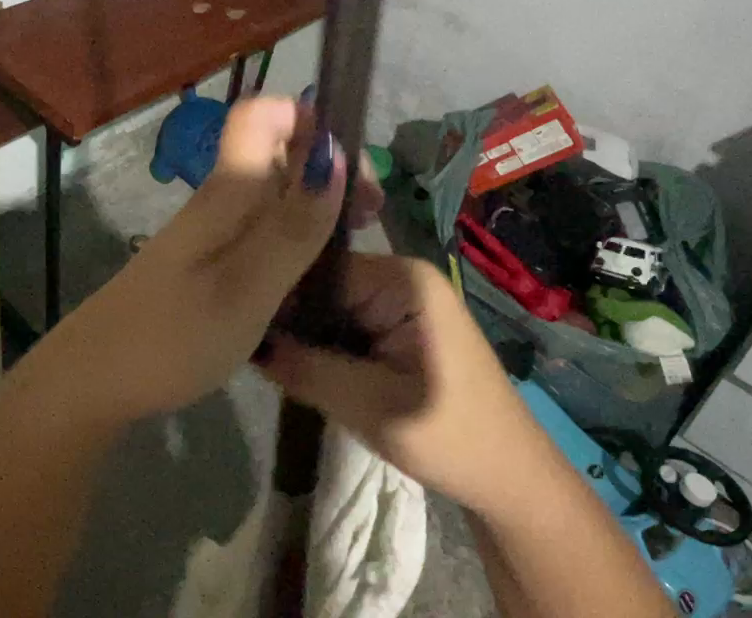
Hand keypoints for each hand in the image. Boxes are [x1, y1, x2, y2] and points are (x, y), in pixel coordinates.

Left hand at [20, 96, 380, 426]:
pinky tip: (311, 273)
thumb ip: (292, 226)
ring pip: (272, 191)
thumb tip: (334, 155)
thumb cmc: (173, 337)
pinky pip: (260, 227)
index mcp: (227, 192)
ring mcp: (210, 231)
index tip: (352, 167)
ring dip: (316, 204)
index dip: (309, 118)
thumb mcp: (246, 287)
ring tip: (352, 247)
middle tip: (368, 215)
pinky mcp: (207, 261)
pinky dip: (294, 236)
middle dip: (328, 167)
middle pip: (277, 150)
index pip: (262, 114)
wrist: (95, 378)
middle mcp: (218, 200)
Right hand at [258, 252, 560, 515]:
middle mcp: (400, 278)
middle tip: (248, 346)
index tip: (239, 322)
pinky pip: (345, 325)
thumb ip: (306, 368)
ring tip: (266, 358)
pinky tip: (298, 367)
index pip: (318, 268)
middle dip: (288, 318)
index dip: (277, 295)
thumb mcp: (370, 406)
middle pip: (322, 284)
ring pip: (329, 308)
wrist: (513, 483)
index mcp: (402, 279)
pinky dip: (323, 348)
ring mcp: (401, 302)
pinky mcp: (398, 328)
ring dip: (304, 336)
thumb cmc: (450, 438)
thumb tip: (244, 340)